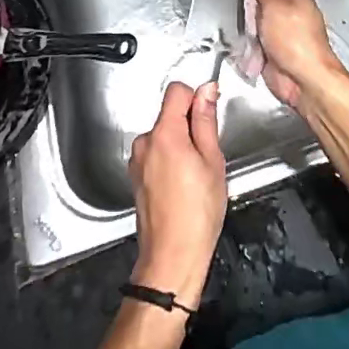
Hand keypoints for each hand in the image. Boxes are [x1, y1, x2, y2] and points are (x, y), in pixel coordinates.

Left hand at [128, 81, 225, 303]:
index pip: (176, 91)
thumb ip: (206, 121)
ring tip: (195, 175)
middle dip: (189, 125)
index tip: (208, 113)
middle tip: (206, 155)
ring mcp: (137, 160)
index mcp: (165, 134)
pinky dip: (169, 160)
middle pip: (169, 114)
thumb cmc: (197, 213)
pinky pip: (155, 154)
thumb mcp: (212, 161)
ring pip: (163, 135)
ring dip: (179, 144)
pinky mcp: (136, 176)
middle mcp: (145, 142)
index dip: (196, 97)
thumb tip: (206, 90)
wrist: (172, 257)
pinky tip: (182, 185)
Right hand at [246, 0, 348, 108]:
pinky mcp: (270, 52)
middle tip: (241, 11)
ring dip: (245, 28)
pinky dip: (246, 45)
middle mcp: (288, 13)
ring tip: (243, 30)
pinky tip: (242, 45)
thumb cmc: (297, 41)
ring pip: (252, 23)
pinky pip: (251, 43)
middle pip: (258, 2)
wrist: (303, 81)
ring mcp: (279, 34)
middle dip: (247, 7)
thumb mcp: (275, 4)